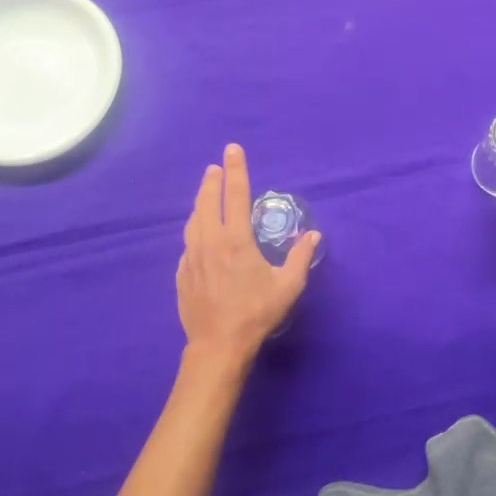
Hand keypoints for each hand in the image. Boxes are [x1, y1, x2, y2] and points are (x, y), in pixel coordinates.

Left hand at [176, 144, 319, 370]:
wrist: (218, 345)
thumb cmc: (257, 313)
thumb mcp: (288, 286)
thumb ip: (300, 257)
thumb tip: (312, 236)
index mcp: (236, 240)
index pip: (236, 195)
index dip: (236, 170)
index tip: (232, 150)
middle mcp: (210, 242)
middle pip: (207, 202)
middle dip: (212, 181)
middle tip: (215, 168)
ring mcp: (192, 258)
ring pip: (193, 221)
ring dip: (200, 204)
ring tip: (206, 196)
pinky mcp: (183, 274)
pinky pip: (188, 244)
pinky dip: (194, 232)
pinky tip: (198, 237)